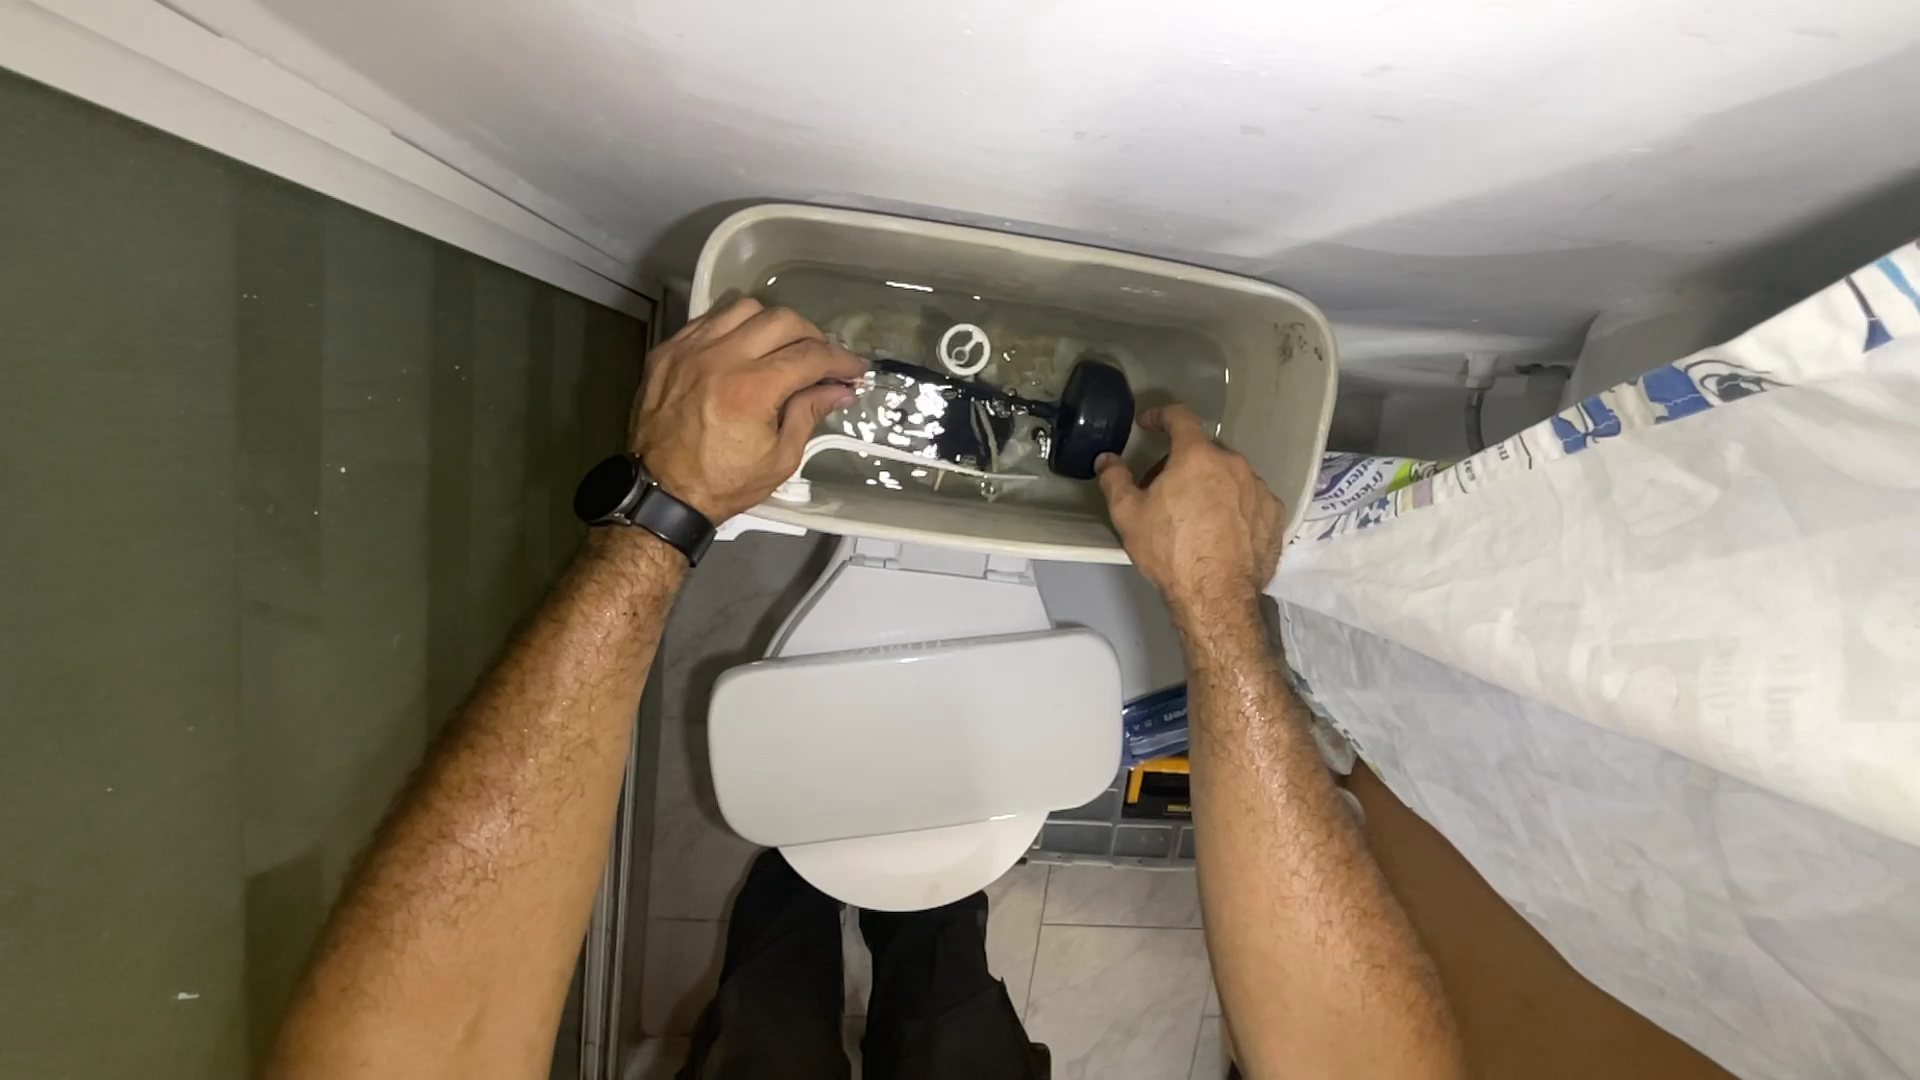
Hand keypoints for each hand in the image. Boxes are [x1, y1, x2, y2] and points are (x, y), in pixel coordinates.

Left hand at [631, 298, 866, 521]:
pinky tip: (746, 350)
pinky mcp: (668, 351)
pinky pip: (711, 320)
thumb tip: (841, 391)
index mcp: (751, 391)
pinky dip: (737, 328)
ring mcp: (689, 350)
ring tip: (784, 350)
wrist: (662, 492)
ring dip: (774, 325)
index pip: (809, 356)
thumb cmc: (725, 483)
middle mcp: (719, 359)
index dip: (840, 361)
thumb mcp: (781, 458)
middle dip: (813, 336)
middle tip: (822, 360)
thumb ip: (810, 414)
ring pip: (746, 309)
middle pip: (782, 320)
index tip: (855, 370)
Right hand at [1095, 404, 1284, 619]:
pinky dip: (1233, 507)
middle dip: (1182, 463)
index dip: (1160, 416)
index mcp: (1197, 457)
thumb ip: (1115, 480)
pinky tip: (1219, 532)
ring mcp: (1259, 490)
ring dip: (1210, 486)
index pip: (1180, 418)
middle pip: (1204, 452)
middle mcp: (1233, 465)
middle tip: (1163, 489)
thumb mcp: (1129, 515)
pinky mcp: (1273, 516)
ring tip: (1193, 516)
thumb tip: (1106, 460)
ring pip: (1229, 476)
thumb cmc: (1170, 551)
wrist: (1216, 596)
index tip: (1149, 423)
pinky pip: (1249, 500)